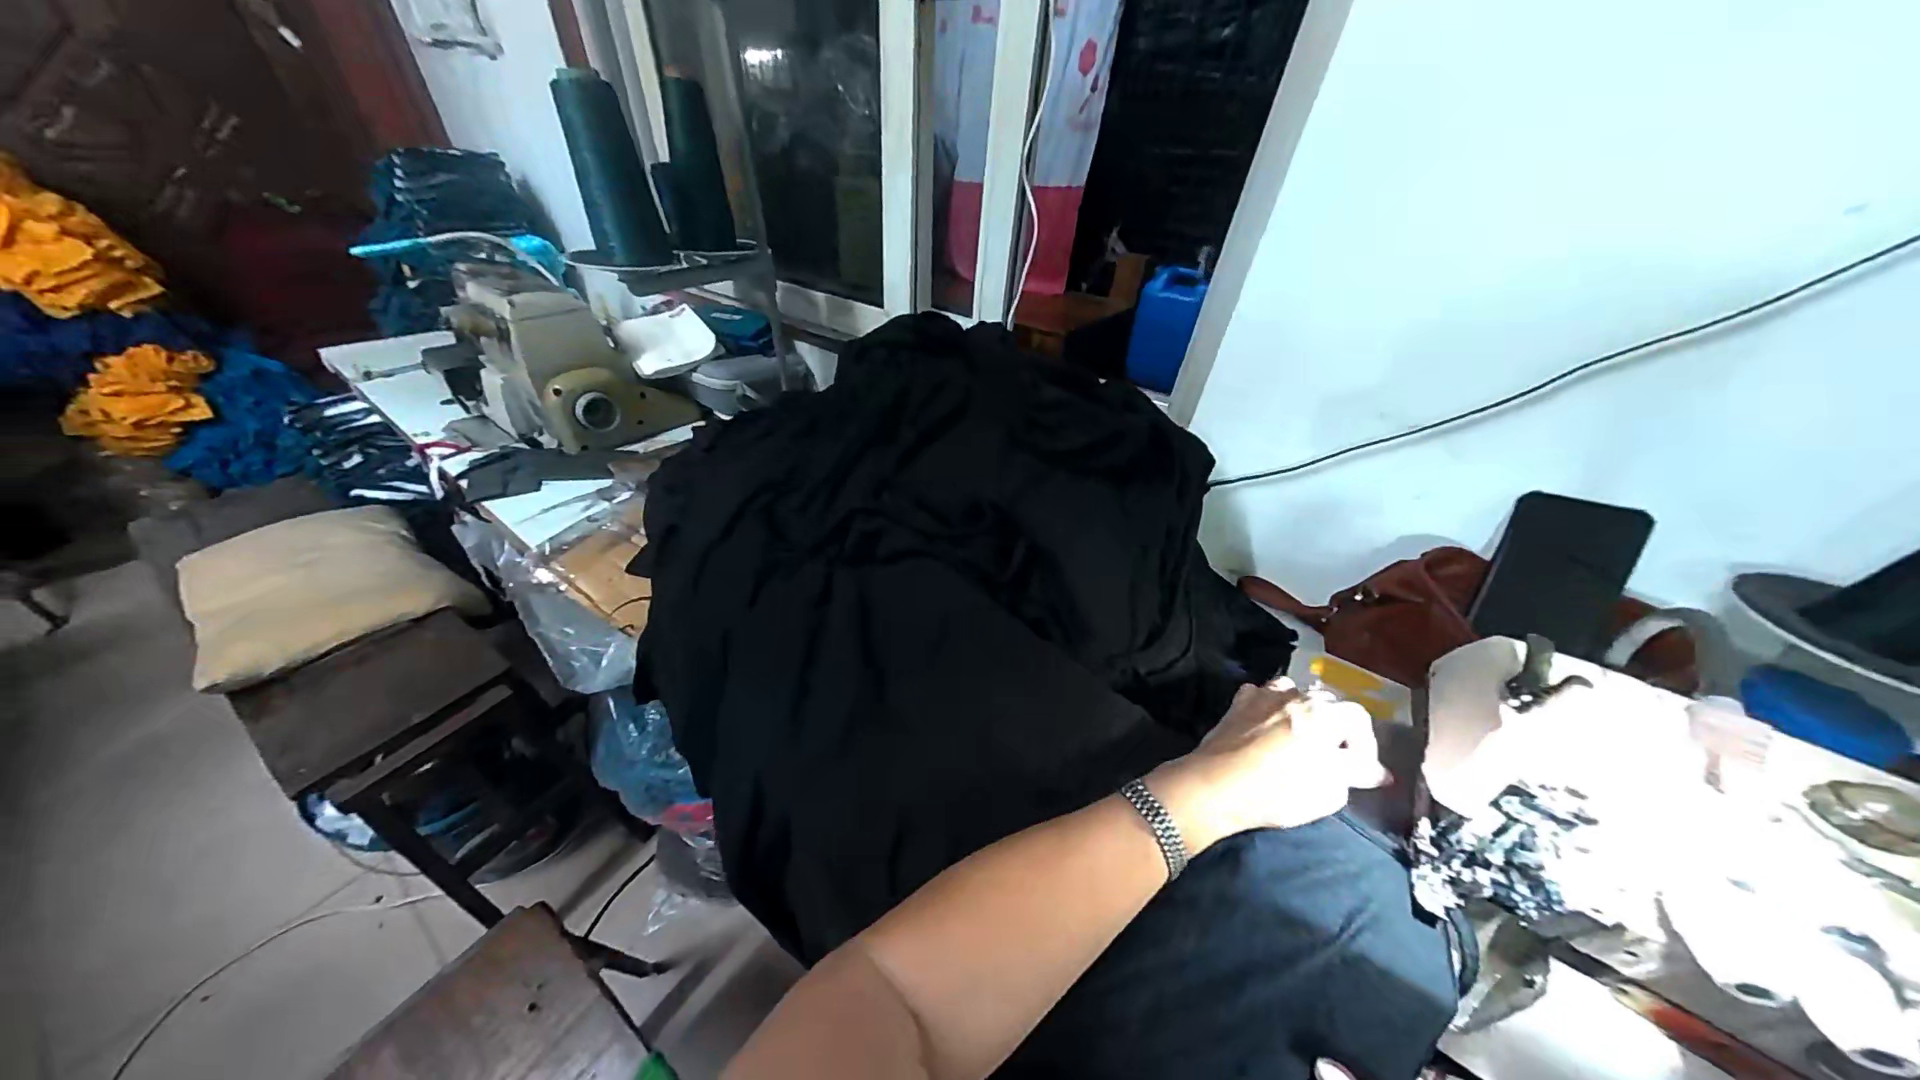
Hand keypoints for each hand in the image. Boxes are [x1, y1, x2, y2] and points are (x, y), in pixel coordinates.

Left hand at [1146, 679, 1387, 854]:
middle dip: (1333, 728)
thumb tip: (1377, 771)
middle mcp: (1294, 693)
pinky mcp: (1237, 703)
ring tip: (1298, 738)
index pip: (1358, 718)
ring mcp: (1262, 695)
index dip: (1365, 744)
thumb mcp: (1330, 791)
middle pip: (1325, 703)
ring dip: (1300, 712)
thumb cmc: (1280, 790)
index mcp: (1324, 712)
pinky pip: (1261, 696)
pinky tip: (1267, 727)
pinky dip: (1269, 707)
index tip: (1360, 770)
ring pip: (1292, 693)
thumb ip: (1355, 774)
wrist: (1217, 785)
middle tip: (1330, 757)